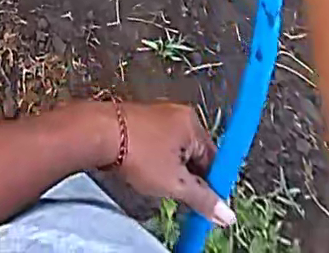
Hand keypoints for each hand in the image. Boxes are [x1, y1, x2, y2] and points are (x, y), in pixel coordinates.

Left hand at [110, 102, 234, 227]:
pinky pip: (161, 145)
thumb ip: (203, 199)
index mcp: (191, 123)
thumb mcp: (175, 183)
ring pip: (177, 152)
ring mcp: (159, 115)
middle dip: (191, 179)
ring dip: (174, 172)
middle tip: (181, 199)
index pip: (214, 158)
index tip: (207, 206)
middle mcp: (178, 114)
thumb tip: (228, 215)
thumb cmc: (139, 153)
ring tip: (161, 186)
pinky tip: (149, 174)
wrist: (101, 133)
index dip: (211, 184)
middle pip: (195, 154)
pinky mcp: (143, 121)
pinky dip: (160, 162)